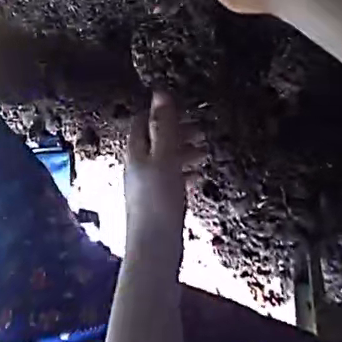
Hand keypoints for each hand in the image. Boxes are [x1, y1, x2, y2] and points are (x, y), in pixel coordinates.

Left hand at [123, 91, 201, 264]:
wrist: (154, 250)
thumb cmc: (159, 200)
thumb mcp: (165, 157)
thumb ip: (163, 126)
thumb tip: (159, 91)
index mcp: (135, 151)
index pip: (142, 120)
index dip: (160, 111)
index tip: (184, 108)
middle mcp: (137, 165)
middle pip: (155, 139)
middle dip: (177, 131)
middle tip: (202, 129)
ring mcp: (145, 185)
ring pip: (164, 159)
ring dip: (183, 150)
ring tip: (206, 151)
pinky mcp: (156, 202)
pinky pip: (170, 178)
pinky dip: (183, 172)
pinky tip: (198, 176)